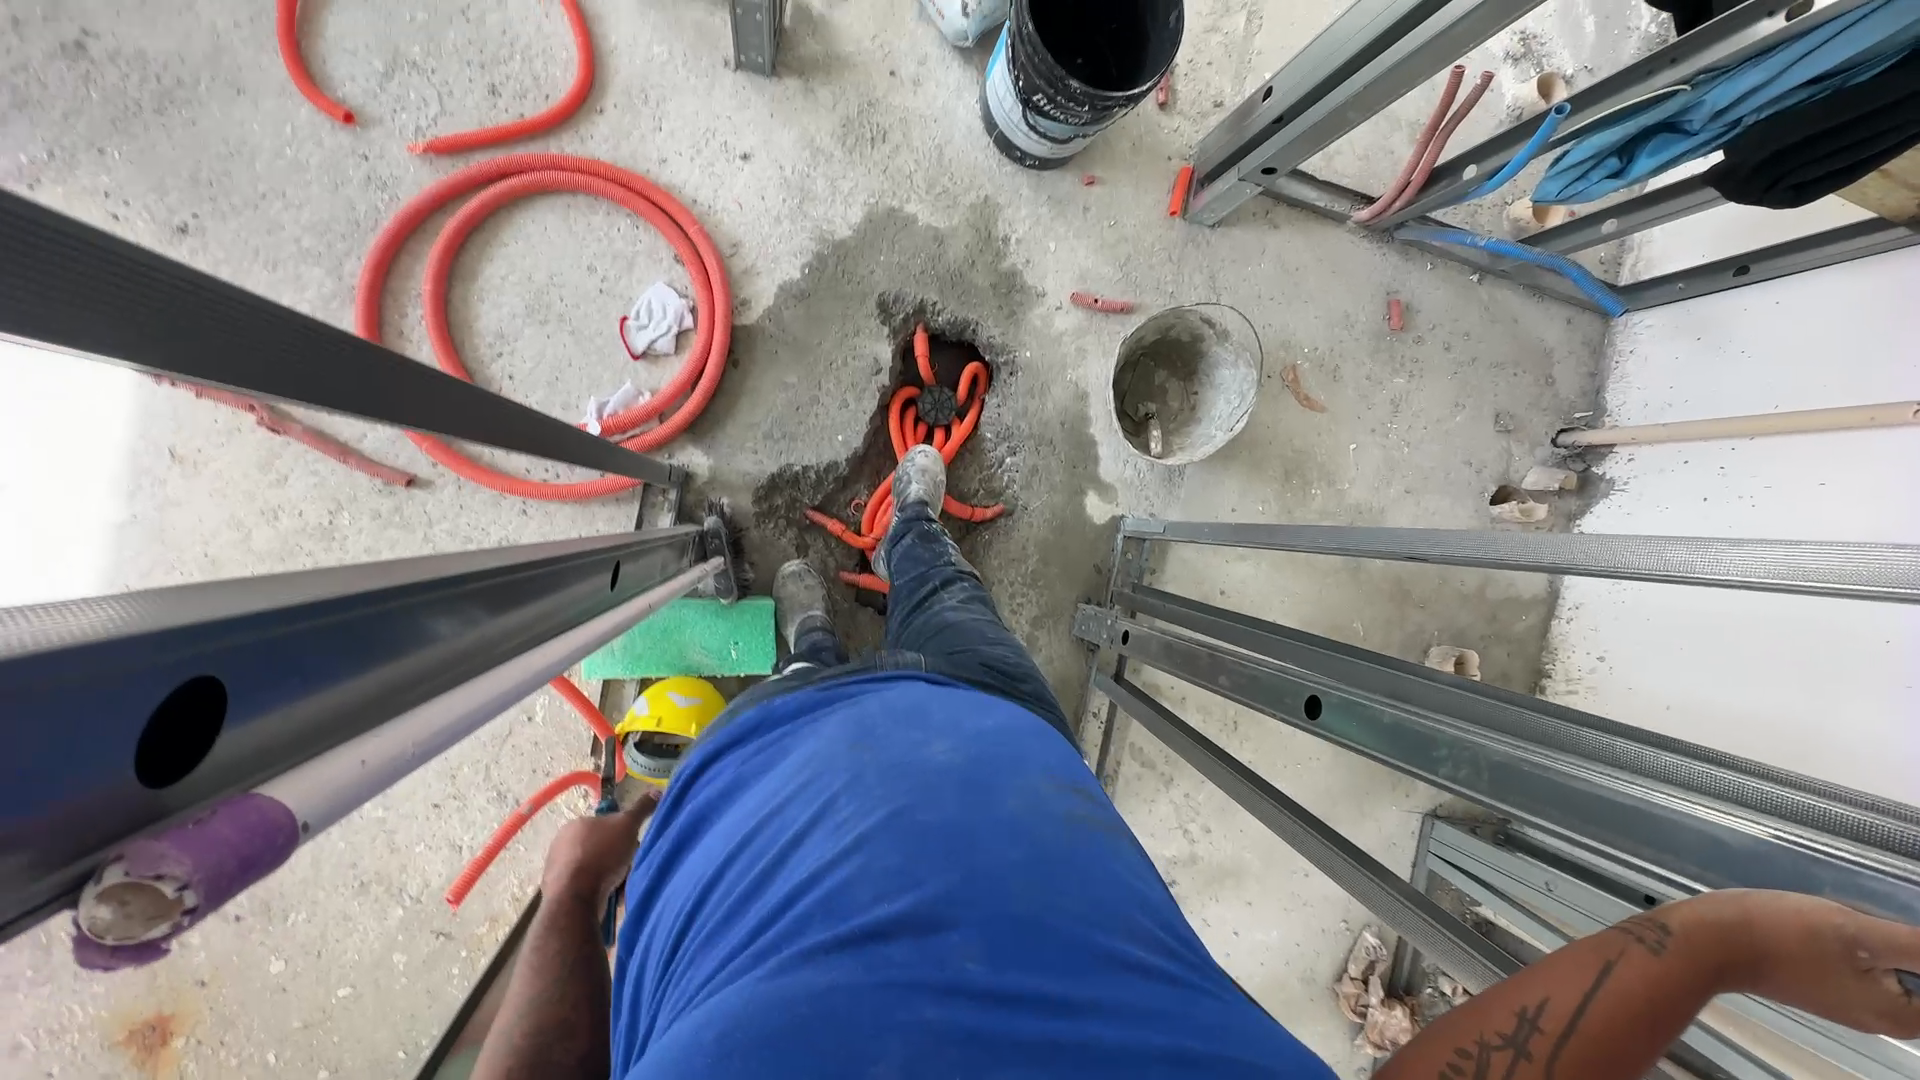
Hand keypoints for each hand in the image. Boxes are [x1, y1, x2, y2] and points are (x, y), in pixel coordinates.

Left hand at [540, 789, 661, 908]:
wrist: (575, 897)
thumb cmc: (601, 854)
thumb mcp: (627, 824)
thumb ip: (641, 808)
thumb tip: (656, 791)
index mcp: (575, 824)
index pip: (604, 823)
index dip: (622, 833)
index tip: (631, 844)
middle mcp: (562, 844)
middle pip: (601, 847)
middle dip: (617, 856)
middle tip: (628, 865)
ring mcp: (557, 870)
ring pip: (595, 868)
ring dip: (611, 875)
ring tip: (621, 884)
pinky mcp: (558, 893)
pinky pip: (587, 887)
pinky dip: (600, 890)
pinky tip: (610, 895)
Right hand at [1698, 890, 1919, 1036]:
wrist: (1700, 939)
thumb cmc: (1777, 935)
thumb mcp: (1856, 933)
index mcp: (1906, 1017)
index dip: (1918, 950)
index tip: (1885, 929)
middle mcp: (1885, 1018)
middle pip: (1916, 975)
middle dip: (1900, 942)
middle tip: (1864, 916)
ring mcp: (1848, 1002)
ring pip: (1889, 968)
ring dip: (1876, 939)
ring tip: (1843, 914)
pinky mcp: (1818, 983)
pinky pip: (1859, 965)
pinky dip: (1852, 943)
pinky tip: (1823, 921)